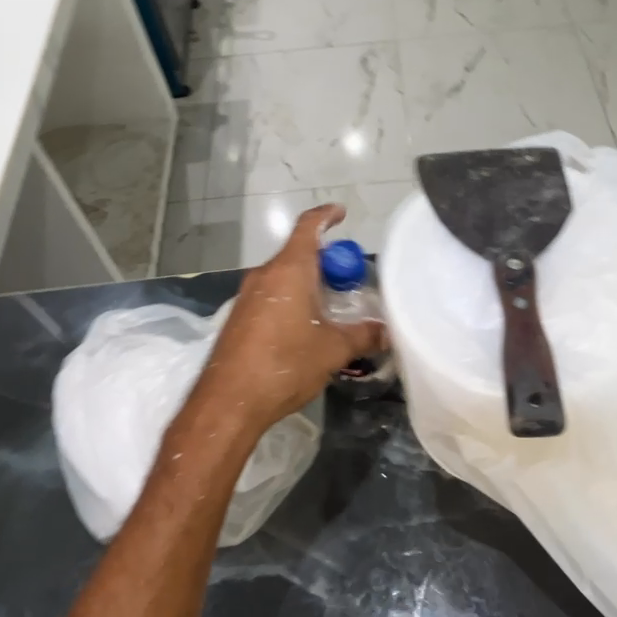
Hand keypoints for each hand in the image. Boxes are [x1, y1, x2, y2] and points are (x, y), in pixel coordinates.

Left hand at [190, 205, 385, 439]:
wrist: (228, 402)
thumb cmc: (285, 365)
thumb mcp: (333, 350)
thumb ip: (363, 336)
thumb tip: (387, 331)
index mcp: (289, 270)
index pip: (308, 227)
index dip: (326, 216)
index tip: (341, 214)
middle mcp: (265, 275)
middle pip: (298, 254)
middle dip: (325, 263)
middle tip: (349, 282)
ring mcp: (247, 297)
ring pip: (284, 278)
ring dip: (307, 285)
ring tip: (331, 310)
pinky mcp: (238, 318)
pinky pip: (271, 297)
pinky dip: (291, 301)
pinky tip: (304, 330)